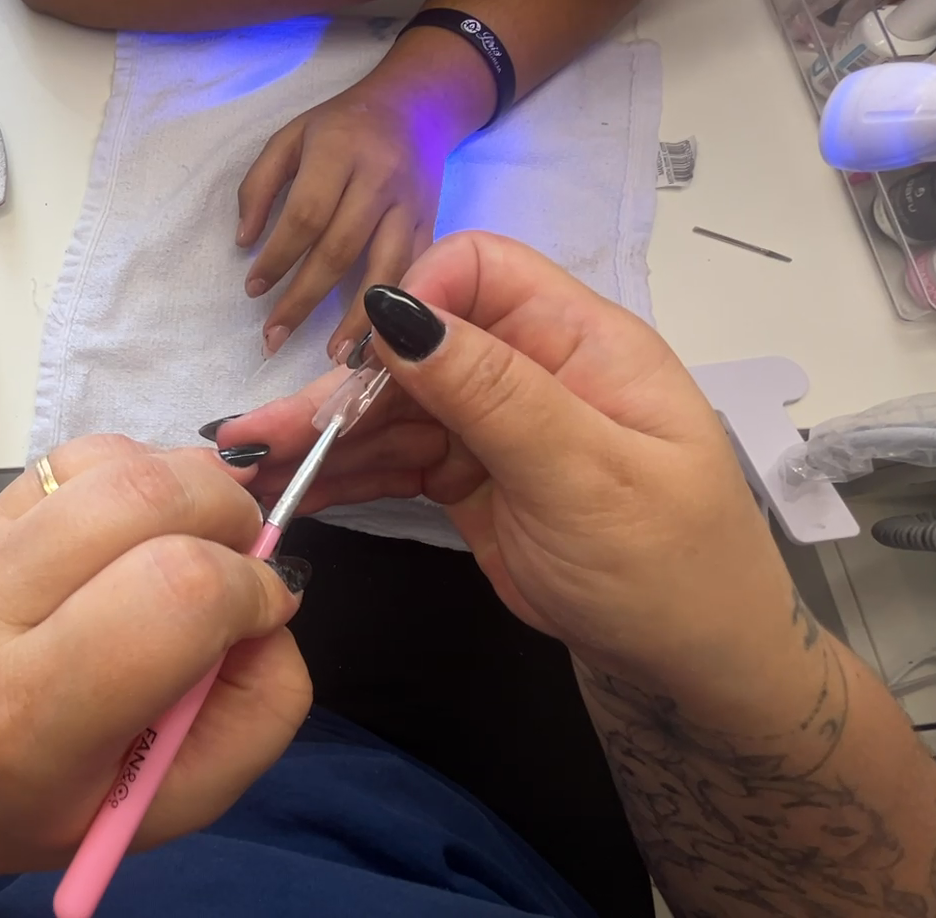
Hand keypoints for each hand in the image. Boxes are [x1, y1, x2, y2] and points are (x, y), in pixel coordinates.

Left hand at [0, 436, 308, 879]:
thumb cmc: (50, 801)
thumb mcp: (175, 804)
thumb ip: (257, 711)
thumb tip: (269, 599)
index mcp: (27, 712)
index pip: (171, 594)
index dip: (246, 585)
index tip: (264, 605)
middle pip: (139, 496)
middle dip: (224, 506)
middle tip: (241, 548)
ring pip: (108, 460)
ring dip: (181, 479)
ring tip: (191, 531)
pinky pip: (73, 458)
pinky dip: (132, 470)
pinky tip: (135, 520)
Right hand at [214, 232, 794, 684]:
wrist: (684, 664)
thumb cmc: (664, 568)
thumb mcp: (583, 475)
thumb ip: (490, 390)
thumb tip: (396, 312)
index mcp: (572, 341)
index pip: (476, 272)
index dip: (412, 299)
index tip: (358, 360)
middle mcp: (520, 368)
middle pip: (405, 355)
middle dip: (330, 396)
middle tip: (255, 439)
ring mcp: (482, 423)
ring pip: (384, 412)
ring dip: (318, 441)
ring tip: (251, 471)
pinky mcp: (456, 472)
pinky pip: (386, 461)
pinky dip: (339, 476)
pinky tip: (291, 491)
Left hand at [238, 61, 472, 363]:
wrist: (417, 105)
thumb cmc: (340, 127)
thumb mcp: (289, 138)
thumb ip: (260, 186)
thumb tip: (243, 242)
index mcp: (339, 152)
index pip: (306, 215)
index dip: (278, 257)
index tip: (252, 290)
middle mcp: (380, 179)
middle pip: (339, 250)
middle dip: (303, 300)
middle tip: (273, 339)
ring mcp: (412, 204)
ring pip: (386, 268)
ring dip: (358, 318)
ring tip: (332, 357)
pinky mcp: (433, 224)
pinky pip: (415, 273)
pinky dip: (398, 311)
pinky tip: (378, 342)